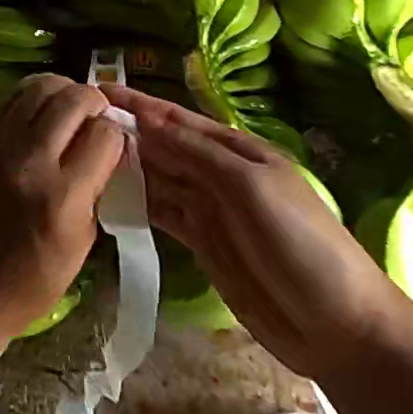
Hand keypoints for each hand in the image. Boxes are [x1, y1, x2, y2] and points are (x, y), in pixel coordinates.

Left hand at [0, 75, 124, 339]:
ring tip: (72, 109)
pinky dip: (36, 95)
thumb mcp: (83, 241)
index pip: (104, 134)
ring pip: (43, 85)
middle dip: (96, 102)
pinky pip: (15, 96)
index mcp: (63, 195)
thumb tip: (111, 147)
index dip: (116, 135)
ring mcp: (1, 143)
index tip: (115, 145)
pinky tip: (44, 112)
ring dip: (66, 90)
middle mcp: (31, 160)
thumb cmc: (31, 279)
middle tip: (97, 118)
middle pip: (75, 98)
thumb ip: (99, 187)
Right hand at [103, 85, 388, 381]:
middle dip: (125, 132)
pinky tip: (109, 198)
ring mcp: (209, 209)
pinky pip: (162, 213)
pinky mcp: (202, 243)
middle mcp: (217, 172)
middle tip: (76, 124)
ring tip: (82, 156)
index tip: (96, 90)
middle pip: (163, 146)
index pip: (176, 119)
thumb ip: (197, 152)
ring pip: (158, 178)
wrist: (336, 324)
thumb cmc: (300, 240)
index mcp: (234, 148)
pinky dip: (137, 203)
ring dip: (126, 166)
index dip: (138, 103)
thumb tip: (148, 119)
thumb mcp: (250, 185)